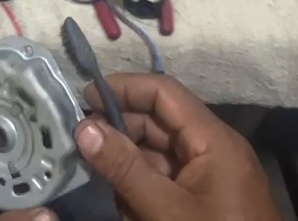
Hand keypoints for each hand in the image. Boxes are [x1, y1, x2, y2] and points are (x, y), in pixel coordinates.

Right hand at [77, 74, 277, 220]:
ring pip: (158, 153)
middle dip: (120, 131)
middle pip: (158, 121)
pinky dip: (143, 189)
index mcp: (214, 140)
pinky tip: (128, 209)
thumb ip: (124, 168)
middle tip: (83, 145)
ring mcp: (212, 179)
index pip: (163, 91)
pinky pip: (168, 180)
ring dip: (129, 165)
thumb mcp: (166, 213)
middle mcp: (214, 150)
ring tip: (105, 185)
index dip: (123, 88)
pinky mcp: (207, 203)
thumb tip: (82, 126)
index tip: (84, 99)